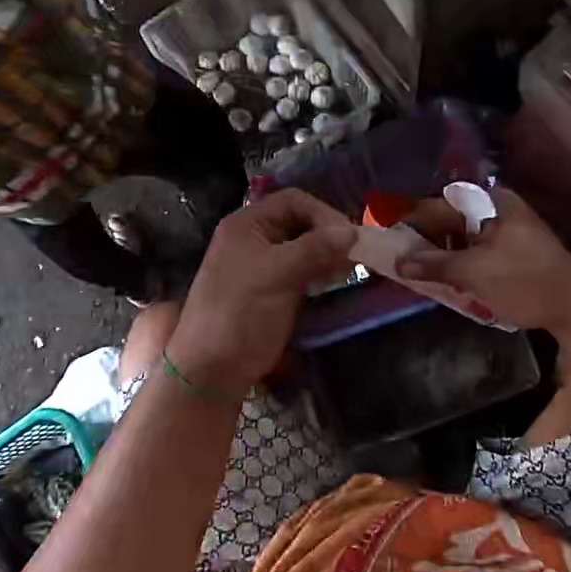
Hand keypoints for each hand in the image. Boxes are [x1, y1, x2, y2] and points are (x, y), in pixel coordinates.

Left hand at [166, 188, 355, 396]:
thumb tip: (353, 232)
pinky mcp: (275, 290)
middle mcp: (256, 239)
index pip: (294, 201)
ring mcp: (265, 266)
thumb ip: (315, 248)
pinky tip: (339, 279)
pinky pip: (304, 271)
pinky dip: (323, 271)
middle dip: (330, 234)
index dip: (323, 213)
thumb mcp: (277, 274)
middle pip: (302, 223)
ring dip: (330, 254)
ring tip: (352, 268)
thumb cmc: (240, 313)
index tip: (349, 237)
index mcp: (247, 225)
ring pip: (306, 248)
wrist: (213, 370)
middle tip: (357, 254)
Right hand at [396, 187, 570, 332]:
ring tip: (418, 274)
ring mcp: (505, 233)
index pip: (439, 205)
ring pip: (461, 239)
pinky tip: (445, 281)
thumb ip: (434, 265)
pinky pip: (474, 253)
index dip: (412, 220)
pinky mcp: (510, 254)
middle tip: (400, 260)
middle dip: (425, 241)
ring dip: (440, 256)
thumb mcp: (474, 273)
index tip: (387, 237)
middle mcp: (497, 211)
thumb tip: (398, 262)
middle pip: (450, 220)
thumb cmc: (525, 282)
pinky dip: (458, 265)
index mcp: (491, 203)